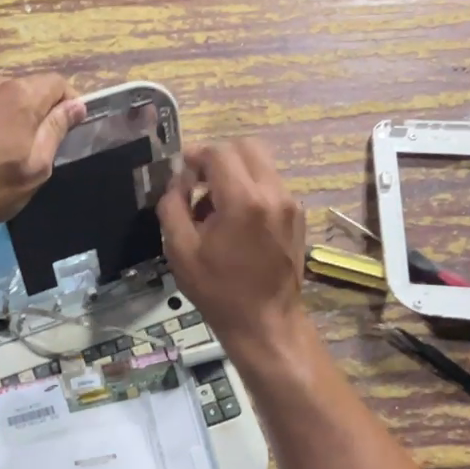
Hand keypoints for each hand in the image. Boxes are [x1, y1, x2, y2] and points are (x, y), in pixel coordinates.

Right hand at [158, 140, 310, 356]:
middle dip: (217, 159)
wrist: (265, 321)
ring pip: (260, 164)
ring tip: (214, 207)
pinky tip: (235, 221)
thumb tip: (177, 183)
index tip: (181, 176)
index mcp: (244, 200)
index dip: (194, 157)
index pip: (218, 153)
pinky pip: (270, 185)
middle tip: (198, 184)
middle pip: (245, 147)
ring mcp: (290, 203)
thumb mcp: (180, 251)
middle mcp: (273, 193)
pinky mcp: (297, 215)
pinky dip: (250, 189)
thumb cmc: (218, 290)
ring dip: (234, 174)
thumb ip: (172, 207)